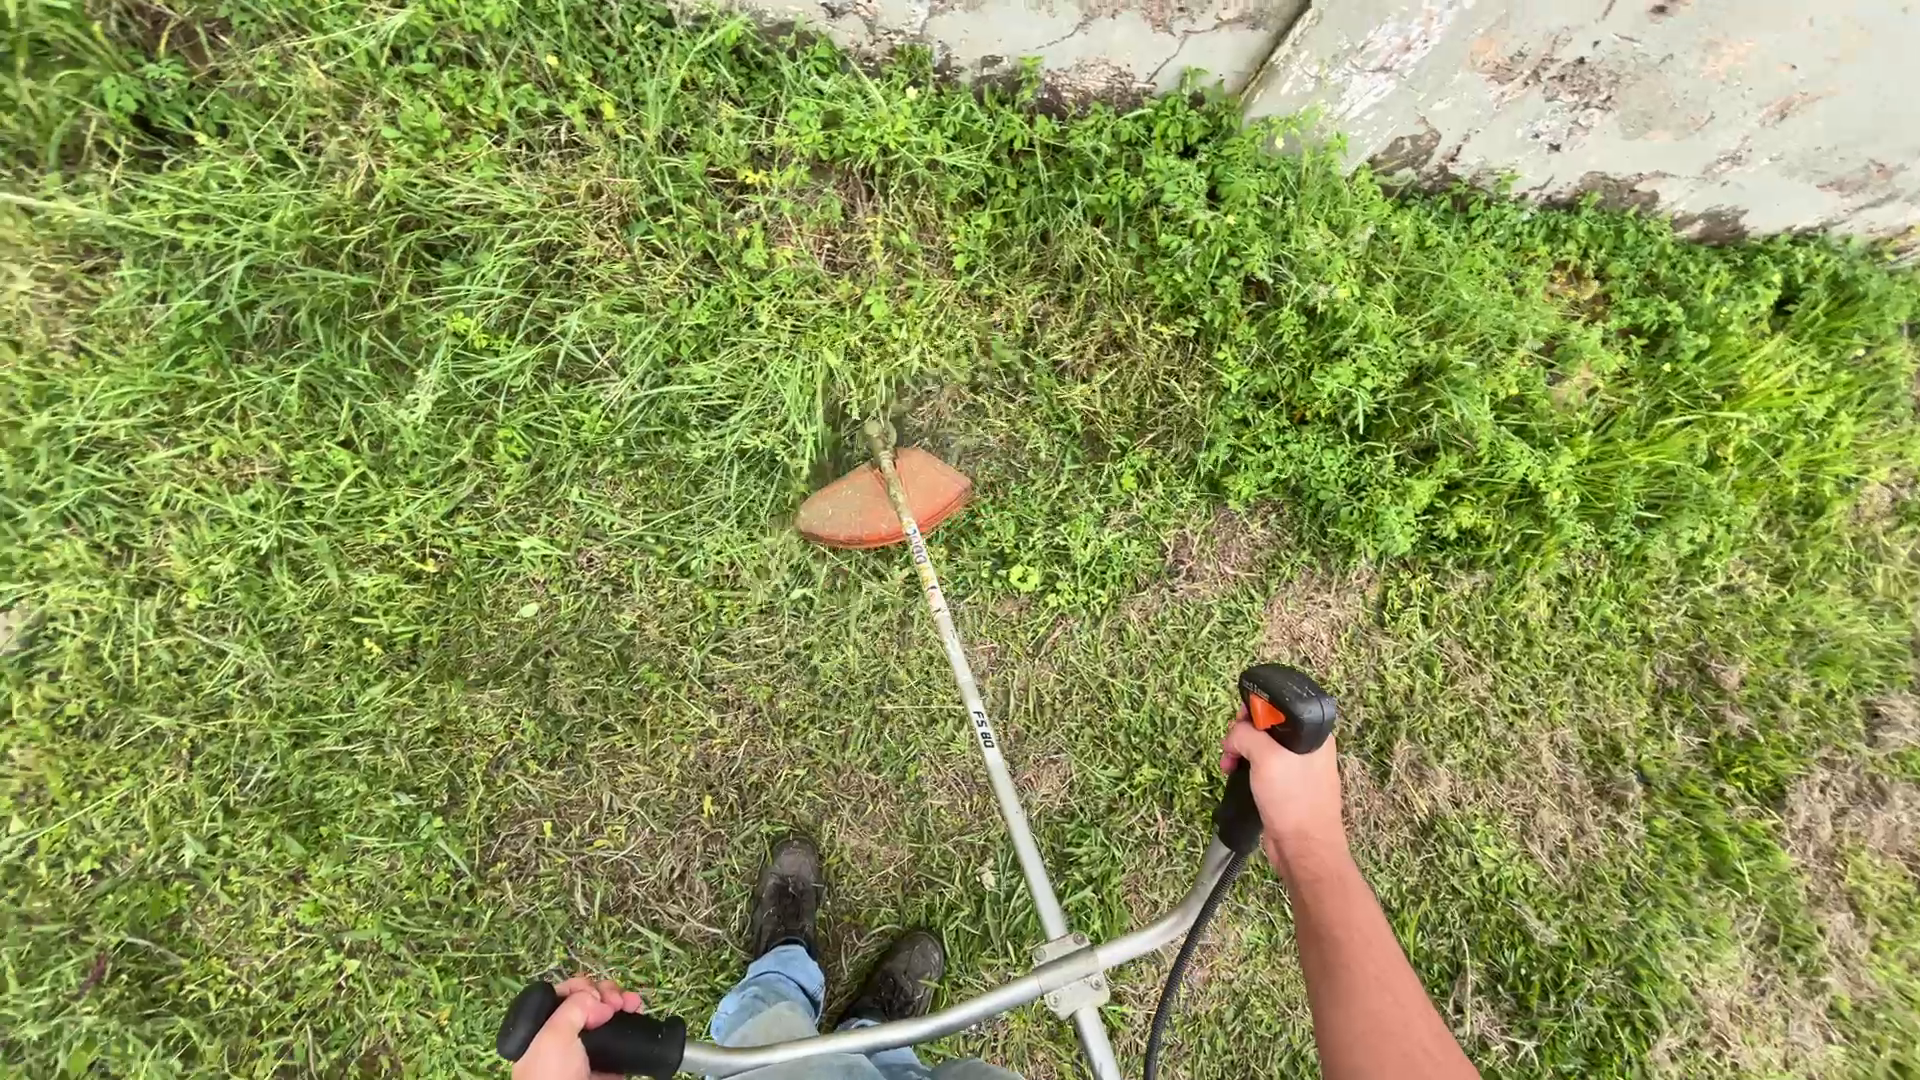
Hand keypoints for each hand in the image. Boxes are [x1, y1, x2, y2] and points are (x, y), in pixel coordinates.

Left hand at [512, 976, 643, 1079]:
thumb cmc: (554, 1077)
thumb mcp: (553, 1037)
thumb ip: (574, 1007)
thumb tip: (601, 1002)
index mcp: (542, 1030)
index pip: (562, 994)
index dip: (581, 988)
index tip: (594, 996)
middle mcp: (565, 1034)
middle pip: (588, 998)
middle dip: (605, 992)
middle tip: (615, 1003)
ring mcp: (588, 1046)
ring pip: (607, 1008)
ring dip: (622, 998)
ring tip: (630, 1004)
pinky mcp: (608, 1056)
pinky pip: (622, 1026)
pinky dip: (631, 1013)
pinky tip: (637, 1009)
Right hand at [1219, 703, 1347, 883]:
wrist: (1303, 849)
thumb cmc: (1291, 798)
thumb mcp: (1266, 756)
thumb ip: (1246, 734)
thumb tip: (1234, 737)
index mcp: (1313, 733)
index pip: (1278, 706)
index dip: (1255, 709)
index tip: (1239, 720)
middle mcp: (1306, 746)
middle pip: (1265, 725)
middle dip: (1242, 732)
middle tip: (1232, 745)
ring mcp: (1295, 766)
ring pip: (1259, 745)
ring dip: (1238, 749)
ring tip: (1228, 763)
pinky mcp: (1284, 784)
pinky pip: (1260, 764)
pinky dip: (1244, 765)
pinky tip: (1232, 772)